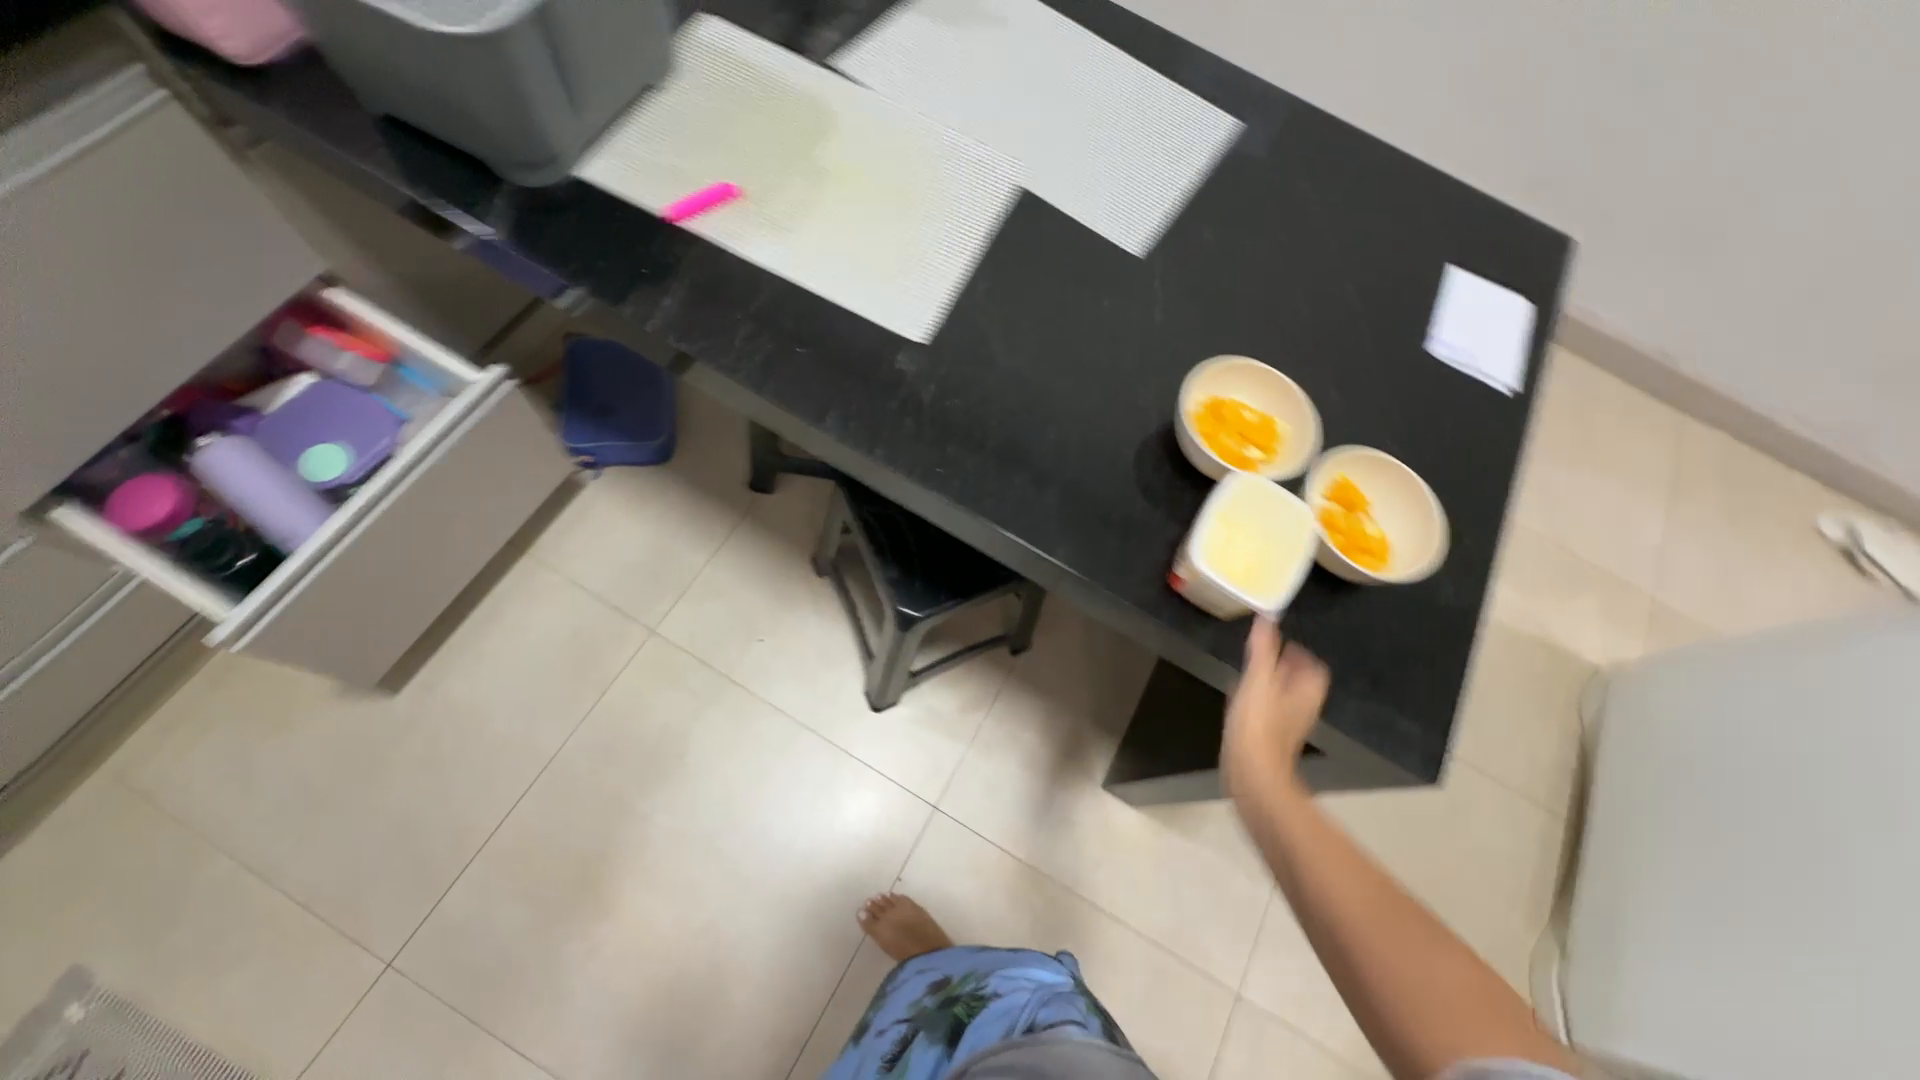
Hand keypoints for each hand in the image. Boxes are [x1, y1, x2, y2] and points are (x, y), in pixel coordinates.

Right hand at [1222, 617, 1329, 805]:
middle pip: (1301, 683)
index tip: (1284, 644)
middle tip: (1265, 656)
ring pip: (1285, 699)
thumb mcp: (1258, 679)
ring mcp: (1289, 727)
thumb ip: (1263, 648)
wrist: (1252, 774)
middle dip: (1286, 668)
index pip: (1314, 667)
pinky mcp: (1272, 741)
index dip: (1301, 654)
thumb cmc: (1258, 724)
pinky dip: (1261, 704)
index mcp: (1307, 691)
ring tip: (1251, 676)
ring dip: (1273, 686)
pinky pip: (1271, 714)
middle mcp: (1304, 708)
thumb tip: (1267, 617)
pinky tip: (1242, 704)